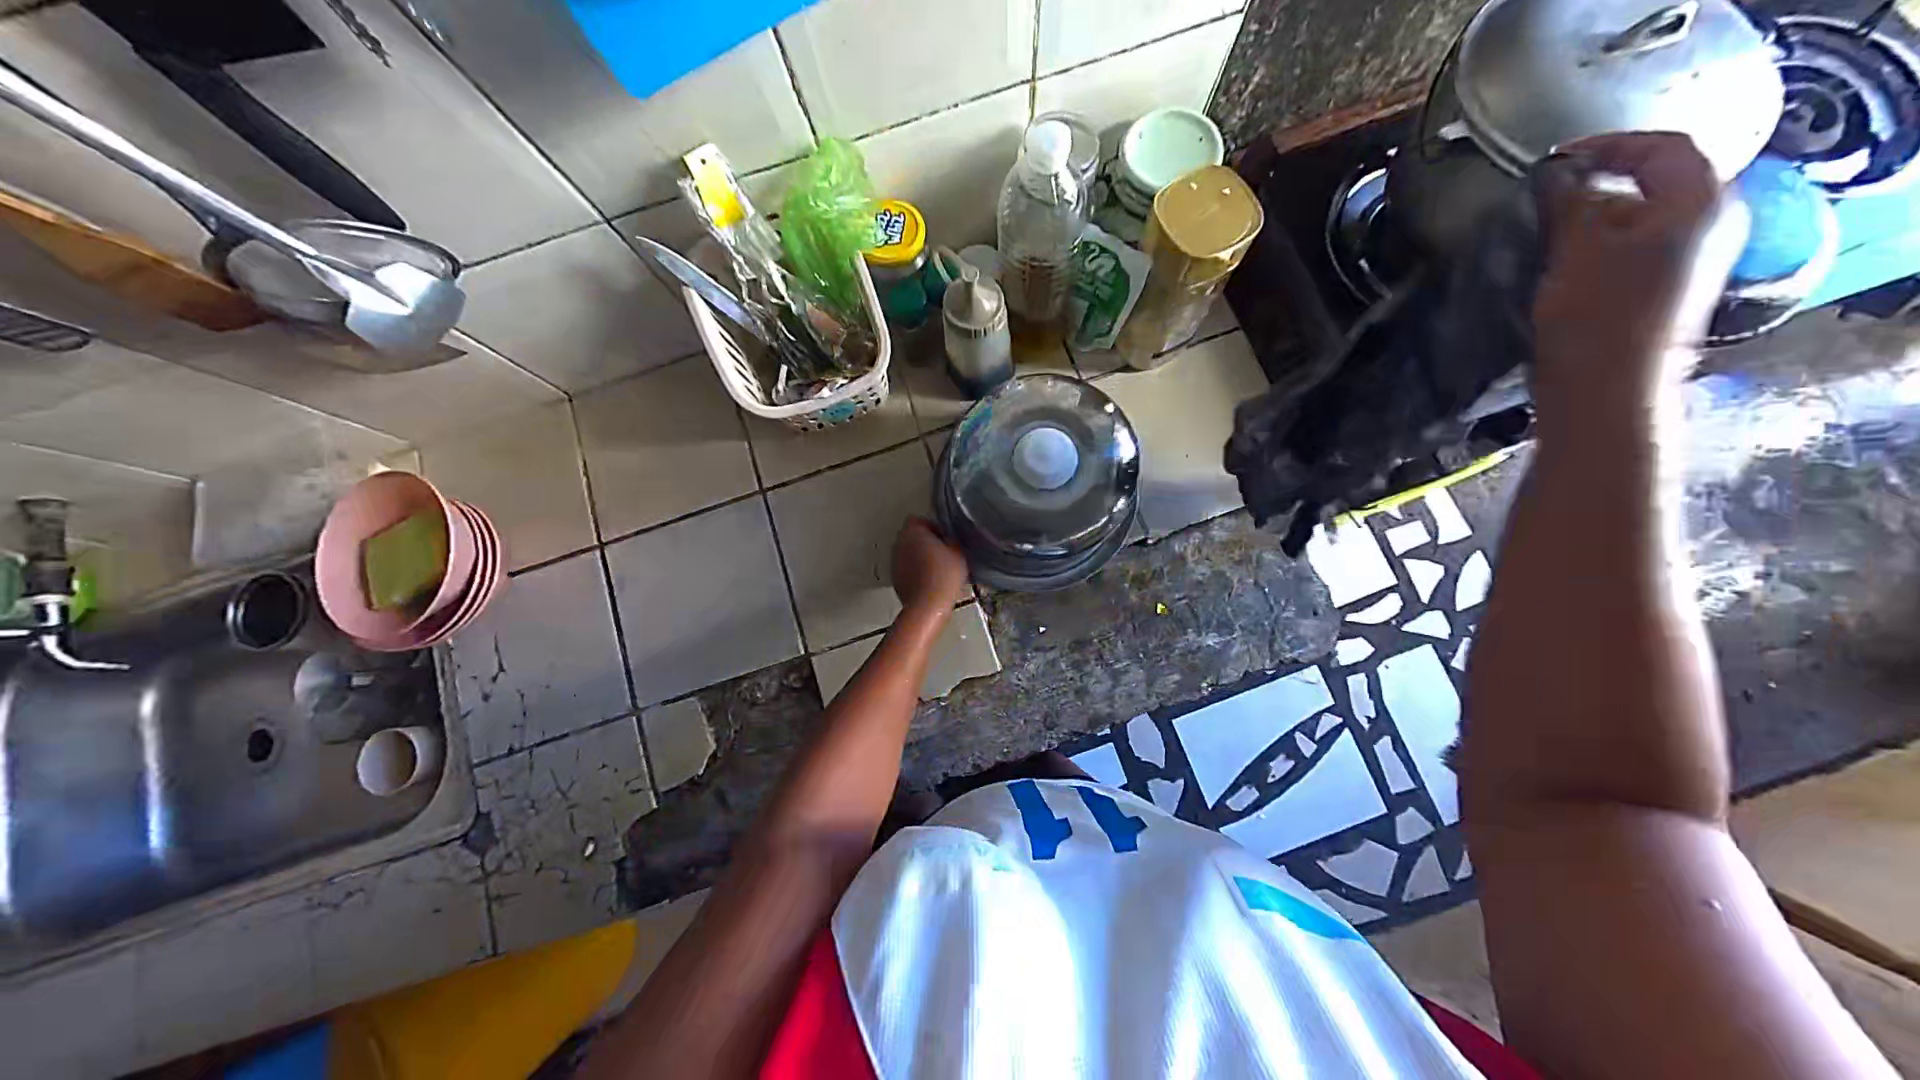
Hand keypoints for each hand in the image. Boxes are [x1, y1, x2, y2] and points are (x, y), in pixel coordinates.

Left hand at [891, 517, 968, 614]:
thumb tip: (948, 540)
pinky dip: (916, 571)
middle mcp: (898, 543)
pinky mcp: (895, 579)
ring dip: (920, 557)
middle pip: (912, 536)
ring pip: (908, 553)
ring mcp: (894, 562)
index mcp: (912, 531)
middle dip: (925, 542)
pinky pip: (907, 568)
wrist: (928, 606)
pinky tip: (930, 581)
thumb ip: (951, 539)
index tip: (945, 539)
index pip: (919, 520)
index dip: (933, 527)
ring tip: (938, 568)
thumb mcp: (959, 552)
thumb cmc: (945, 574)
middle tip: (943, 552)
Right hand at [1531, 132, 1744, 418]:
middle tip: (1546, 196)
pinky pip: (1632, 251)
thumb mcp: (1578, 250)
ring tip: (1546, 231)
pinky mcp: (1661, 291)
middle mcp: (1709, 224)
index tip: (1554, 158)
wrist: (1605, 390)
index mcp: (1700, 203)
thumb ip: (1570, 203)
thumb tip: (1558, 175)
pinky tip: (1562, 263)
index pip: (1663, 147)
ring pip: (1640, 220)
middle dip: (1599, 185)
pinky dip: (1597, 247)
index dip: (1608, 144)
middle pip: (1654, 183)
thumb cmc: (1596, 316)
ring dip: (1593, 219)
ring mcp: (1688, 261)